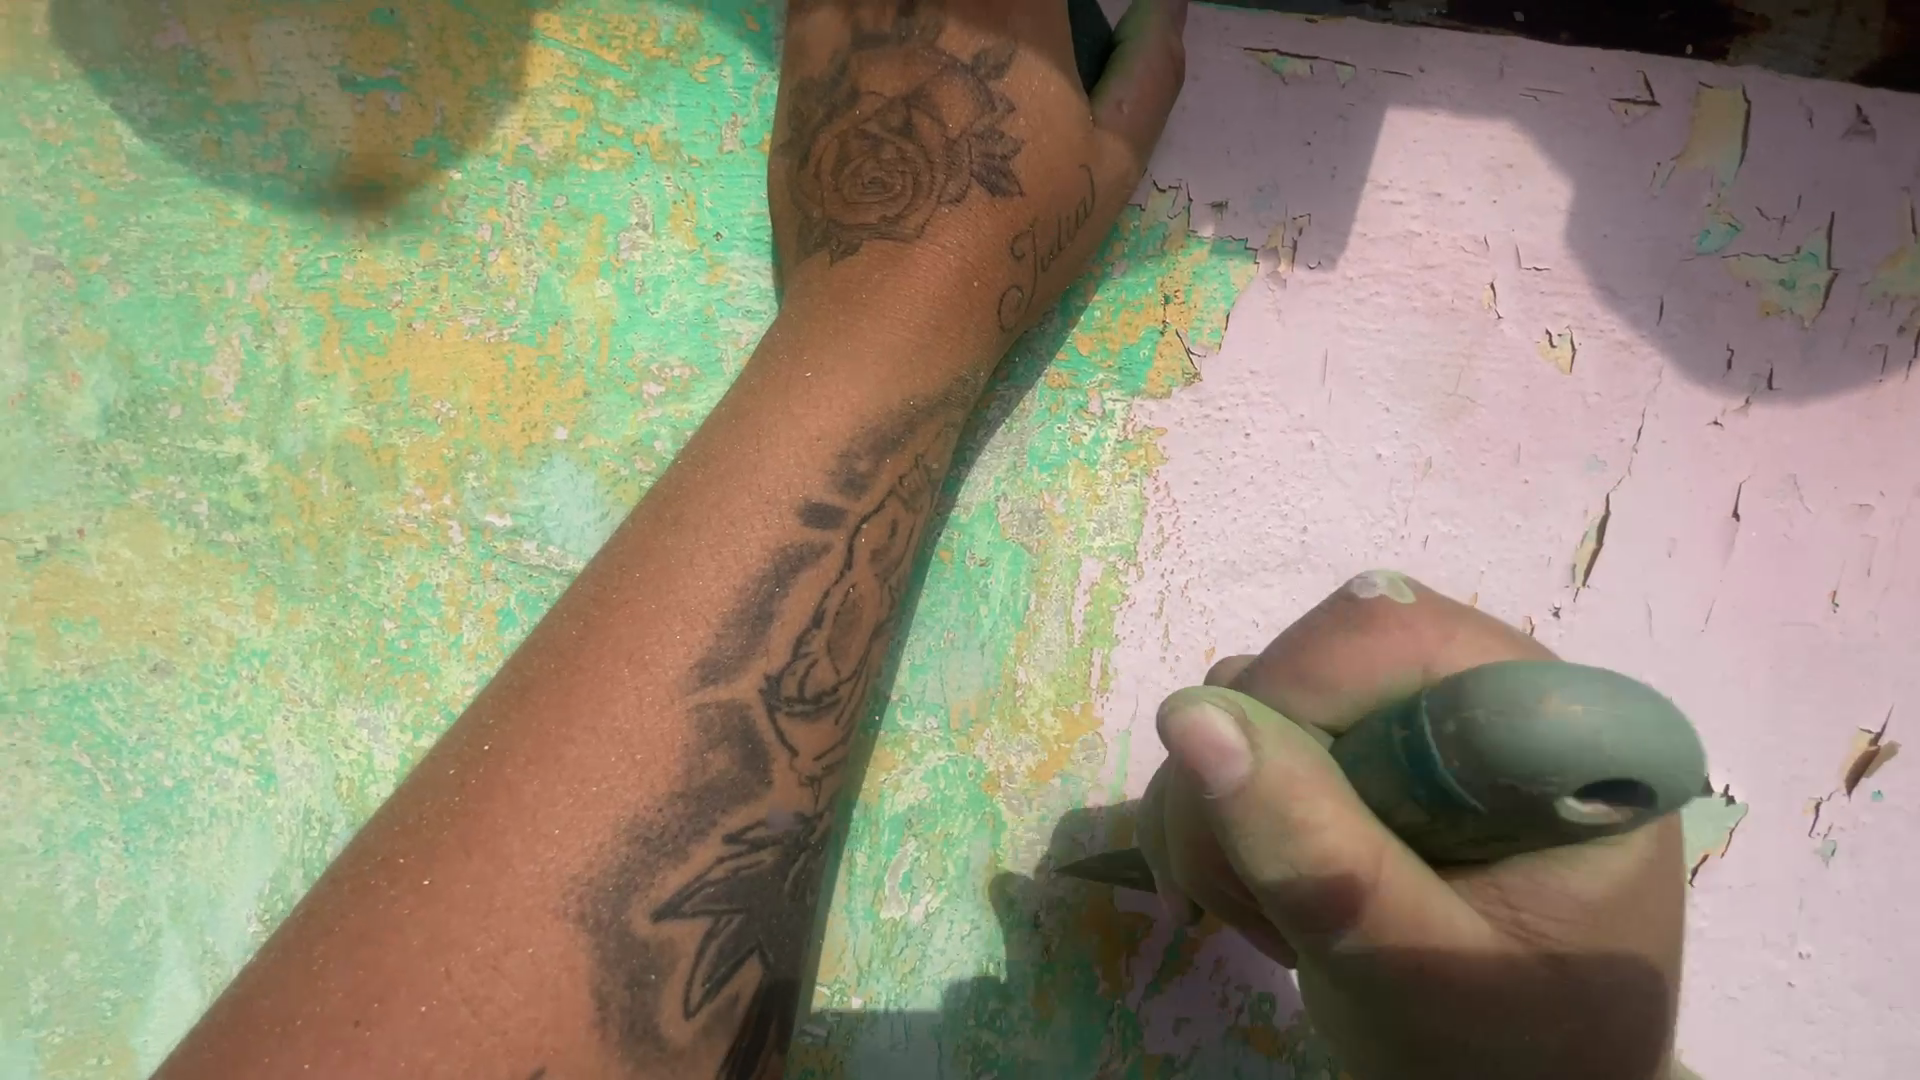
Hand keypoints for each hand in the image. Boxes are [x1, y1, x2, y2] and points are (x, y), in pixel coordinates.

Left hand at [767, 0, 1188, 365]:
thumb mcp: (1110, 173)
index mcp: (1022, 3)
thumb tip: (1165, 6)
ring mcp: (862, 9)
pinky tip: (877, 54)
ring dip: (921, 22)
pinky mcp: (803, 43)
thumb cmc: (1013, 242)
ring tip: (938, 67)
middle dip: (989, 21)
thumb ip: (1146, 75)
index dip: (1043, 16)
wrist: (894, 309)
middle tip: (993, 55)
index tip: (1046, 44)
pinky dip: (856, 18)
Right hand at [1137, 572, 1685, 1079]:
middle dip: (1237, 783)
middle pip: (1291, 663)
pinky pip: (1220, 732)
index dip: (1293, 700)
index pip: (1383, 628)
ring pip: (1237, 698)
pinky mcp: (1334, 739)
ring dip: (1209, 810)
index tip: (1263, 821)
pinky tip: (1242, 888)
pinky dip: (1200, 813)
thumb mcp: (1405, 964)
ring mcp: (1386, 713)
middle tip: (1255, 897)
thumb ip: (1310, 848)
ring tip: (1261, 913)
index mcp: (1533, 726)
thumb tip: (1187, 715)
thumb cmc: (1497, 1047)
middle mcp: (1456, 693)